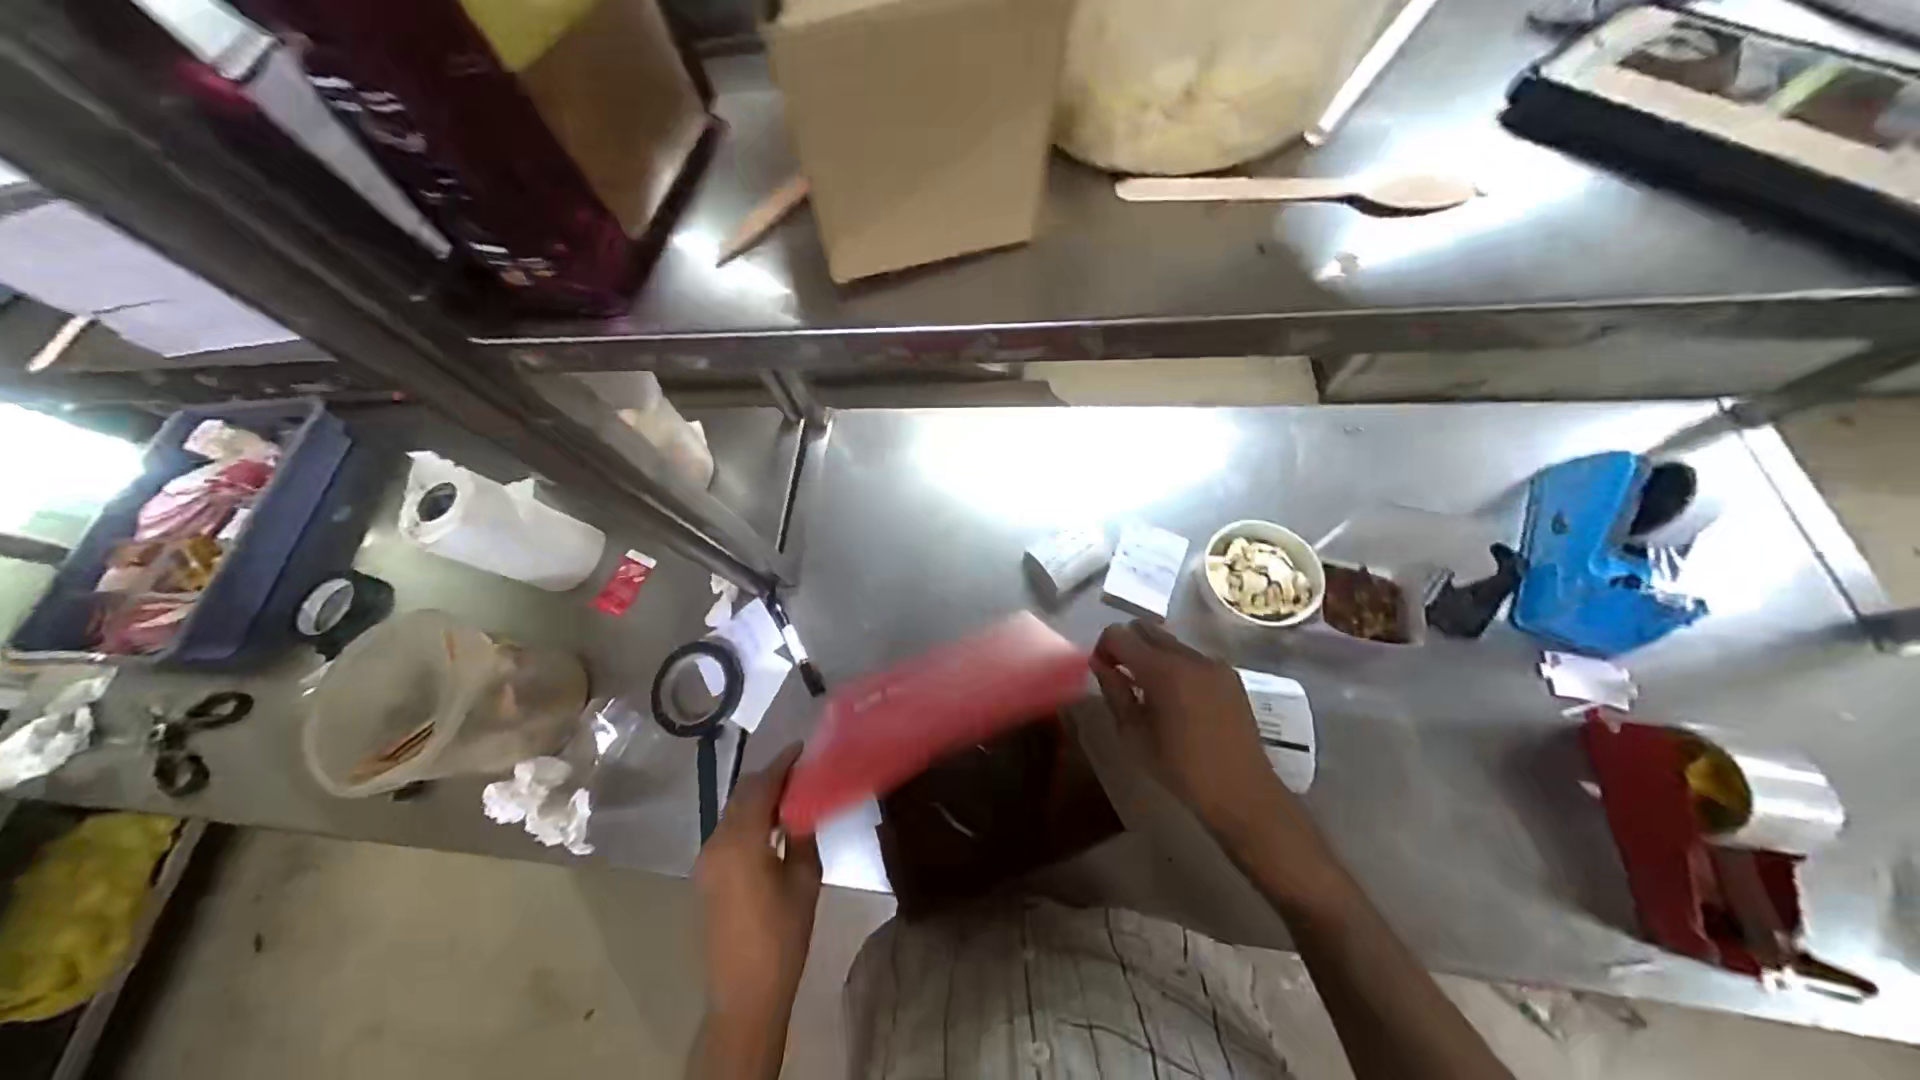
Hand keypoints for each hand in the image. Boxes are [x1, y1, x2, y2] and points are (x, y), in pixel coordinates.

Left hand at [694, 744, 821, 1029]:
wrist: (745, 992)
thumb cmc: (782, 936)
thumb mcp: (804, 880)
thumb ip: (802, 835)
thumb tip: (804, 805)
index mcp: (741, 842)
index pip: (760, 787)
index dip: (781, 764)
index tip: (802, 747)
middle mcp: (716, 843)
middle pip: (742, 795)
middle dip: (770, 778)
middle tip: (802, 770)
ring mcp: (707, 860)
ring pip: (733, 812)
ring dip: (759, 798)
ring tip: (792, 793)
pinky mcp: (706, 875)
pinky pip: (728, 831)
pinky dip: (750, 818)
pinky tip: (773, 824)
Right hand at [1092, 619, 1296, 839]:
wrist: (1242, 792)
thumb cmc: (1181, 769)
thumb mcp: (1134, 735)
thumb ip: (1114, 692)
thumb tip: (1100, 665)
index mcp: (1163, 671)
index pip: (1119, 634)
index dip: (1103, 648)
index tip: (1102, 673)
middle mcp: (1190, 657)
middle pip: (1145, 629)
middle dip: (1126, 646)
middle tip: (1121, 679)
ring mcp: (1214, 663)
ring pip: (1169, 642)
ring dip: (1151, 656)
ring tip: (1149, 692)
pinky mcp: (1230, 675)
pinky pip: (1191, 657)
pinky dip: (1175, 666)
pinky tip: (1177, 700)